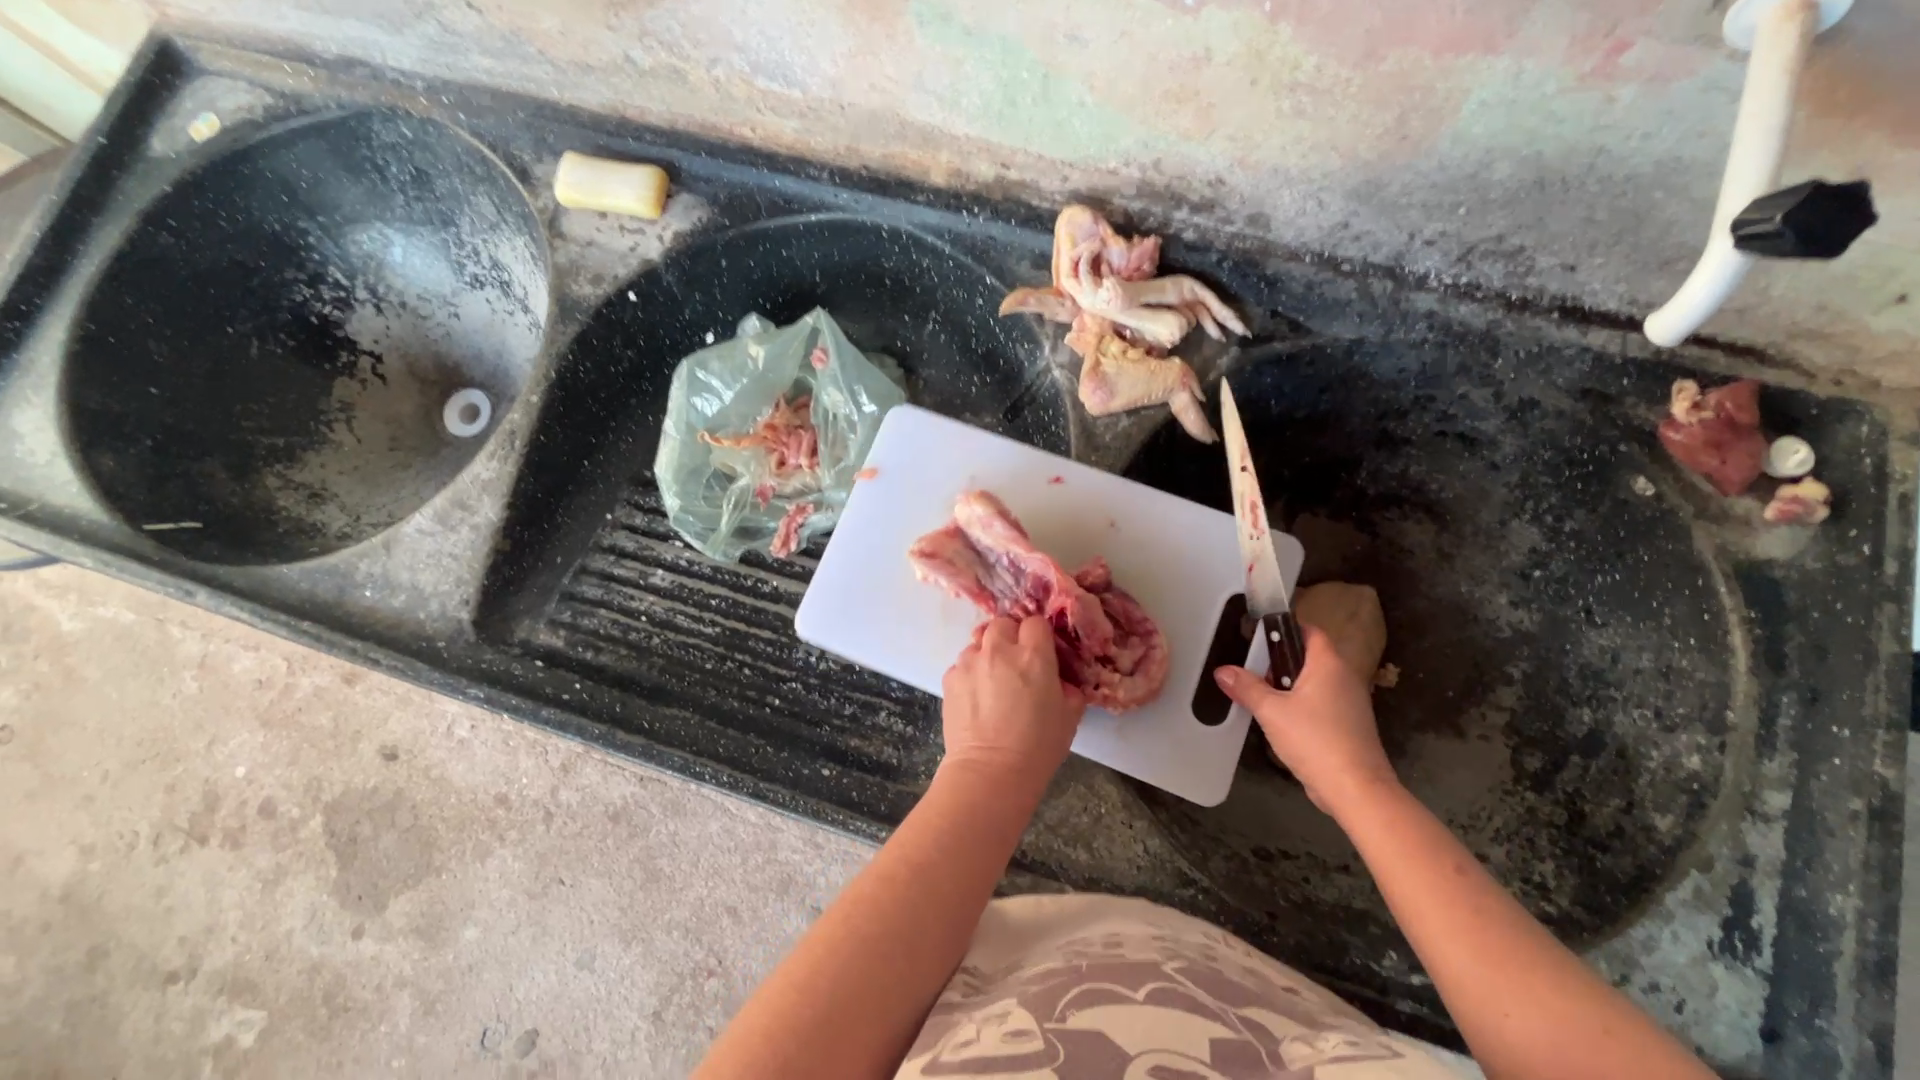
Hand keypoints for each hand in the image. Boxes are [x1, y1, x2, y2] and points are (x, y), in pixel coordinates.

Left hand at [940, 616, 1086, 793]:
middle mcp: (999, 650)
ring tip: (992, 680)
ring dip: (987, 653)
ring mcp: (970, 662)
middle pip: (1002, 624)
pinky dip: (969, 674)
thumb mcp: (1070, 716)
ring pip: (978, 642)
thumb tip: (1059, 680)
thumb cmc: (1038, 746)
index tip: (1040, 653)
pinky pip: (961, 665)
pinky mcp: (949, 678)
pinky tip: (976, 697)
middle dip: (1010, 637)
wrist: (991, 771)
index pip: (1035, 623)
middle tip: (1015, 663)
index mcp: (1033, 655)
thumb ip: (1068, 687)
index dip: (1038, 636)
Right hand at [1214, 624, 1399, 818]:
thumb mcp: (1271, 711)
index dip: (1285, 628)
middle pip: (1308, 657)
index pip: (1309, 631)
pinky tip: (1280, 722)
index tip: (1258, 635)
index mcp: (1329, 664)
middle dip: (1279, 662)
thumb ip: (1246, 687)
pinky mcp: (1348, 725)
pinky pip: (1320, 703)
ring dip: (1288, 687)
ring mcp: (1349, 702)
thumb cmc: (1315, 740)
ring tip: (1262, 699)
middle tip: (1253, 672)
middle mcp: (1344, 677)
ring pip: (1313, 682)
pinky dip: (1300, 705)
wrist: (1355, 788)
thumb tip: (1223, 671)